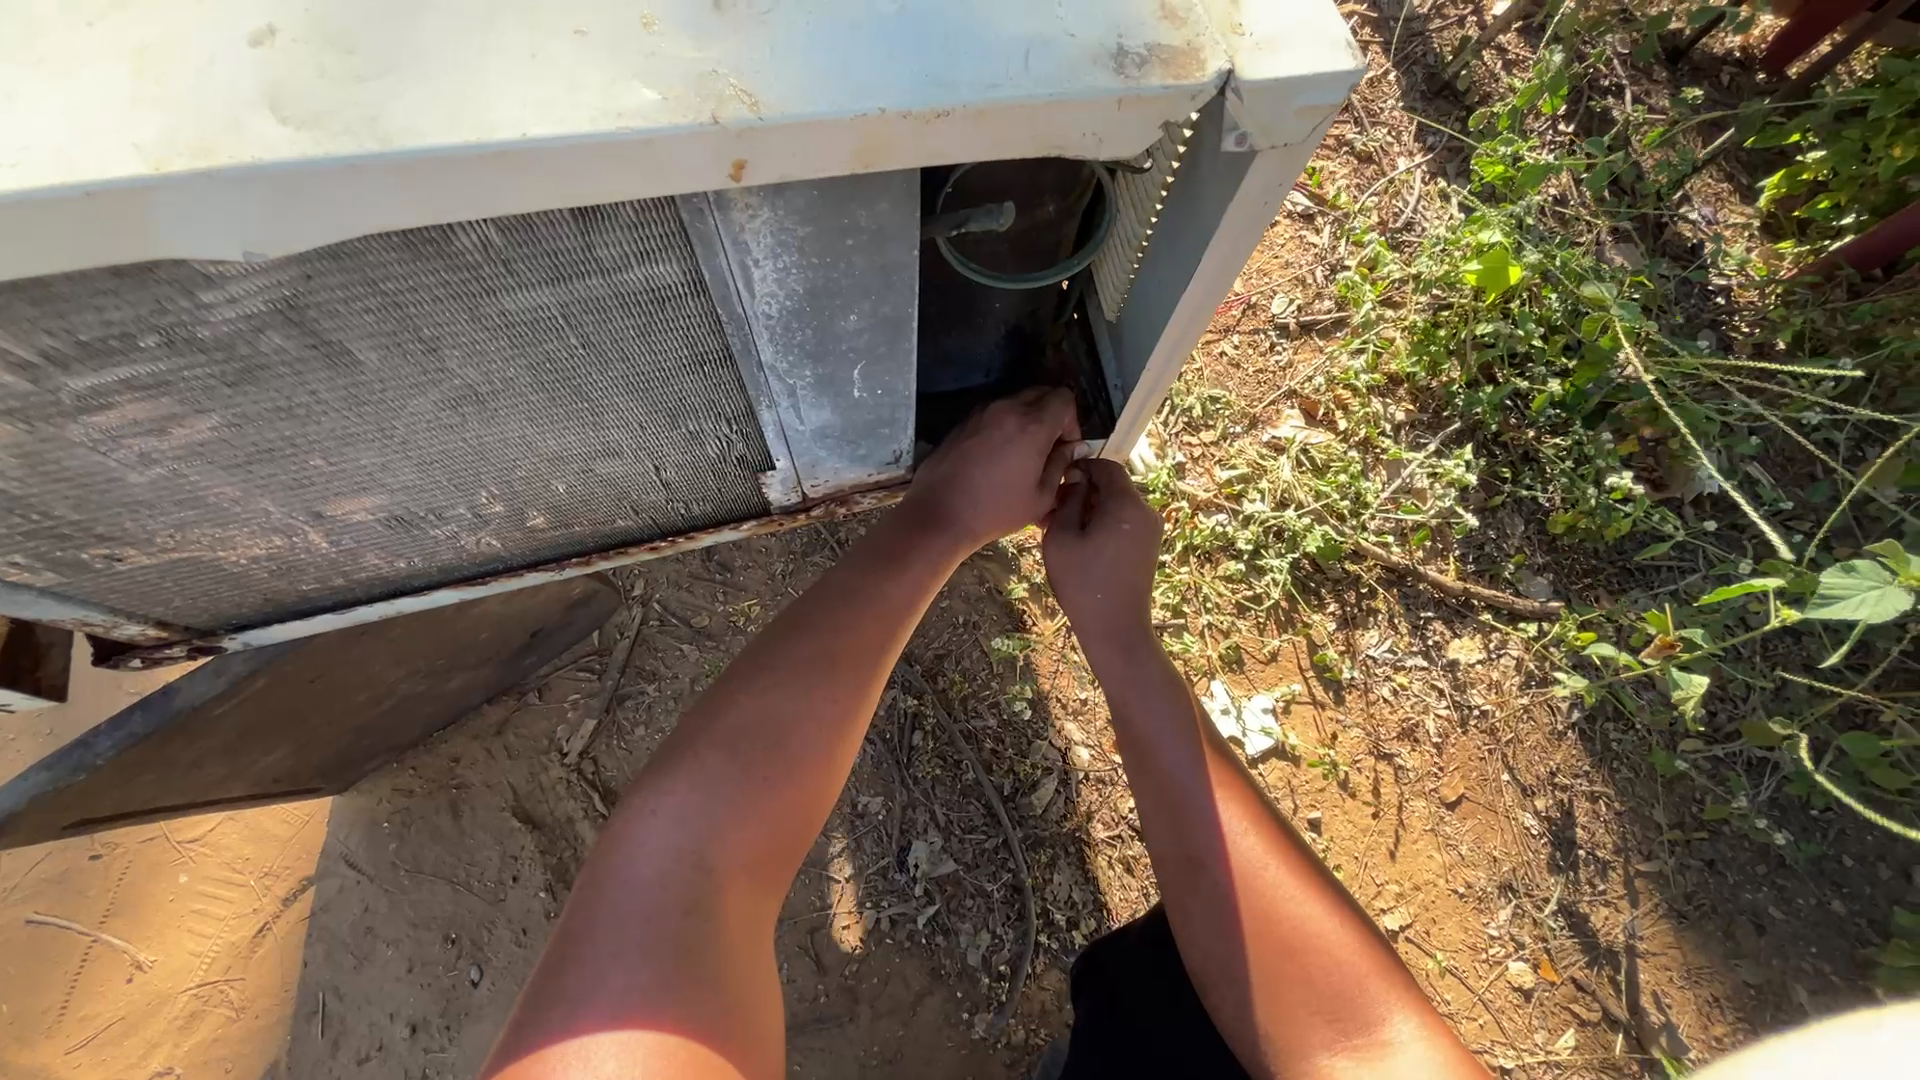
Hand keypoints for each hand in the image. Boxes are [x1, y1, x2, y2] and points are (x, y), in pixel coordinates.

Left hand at [900, 387, 1081, 554]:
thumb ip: (1061, 464)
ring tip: (1023, 455)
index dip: (1072, 421)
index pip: (1064, 399)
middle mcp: (1006, 409)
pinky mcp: (963, 423)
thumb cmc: (995, 511)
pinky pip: (993, 414)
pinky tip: (998, 457)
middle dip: (1052, 416)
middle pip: (1041, 394)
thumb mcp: (1041, 497)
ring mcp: (981, 413)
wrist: (940, 514)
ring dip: (1027, 420)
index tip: (1066, 448)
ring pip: (1016, 402)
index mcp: (1032, 425)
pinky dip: (1004, 426)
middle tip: (1049, 449)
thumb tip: (1074, 448)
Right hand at [1041, 458, 1162, 643]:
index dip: (1081, 468)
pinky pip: (1125, 522)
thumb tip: (1076, 480)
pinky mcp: (1149, 546)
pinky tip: (1082, 543)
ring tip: (1064, 529)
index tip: (1058, 483)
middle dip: (1084, 491)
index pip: (1106, 466)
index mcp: (1127, 503)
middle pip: (1113, 486)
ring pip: (1118, 505)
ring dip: (1092, 509)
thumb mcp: (1062, 537)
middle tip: (1055, 510)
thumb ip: (1069, 500)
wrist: (1115, 627)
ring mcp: (1151, 530)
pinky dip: (1104, 524)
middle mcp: (1146, 511)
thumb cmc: (1082, 582)